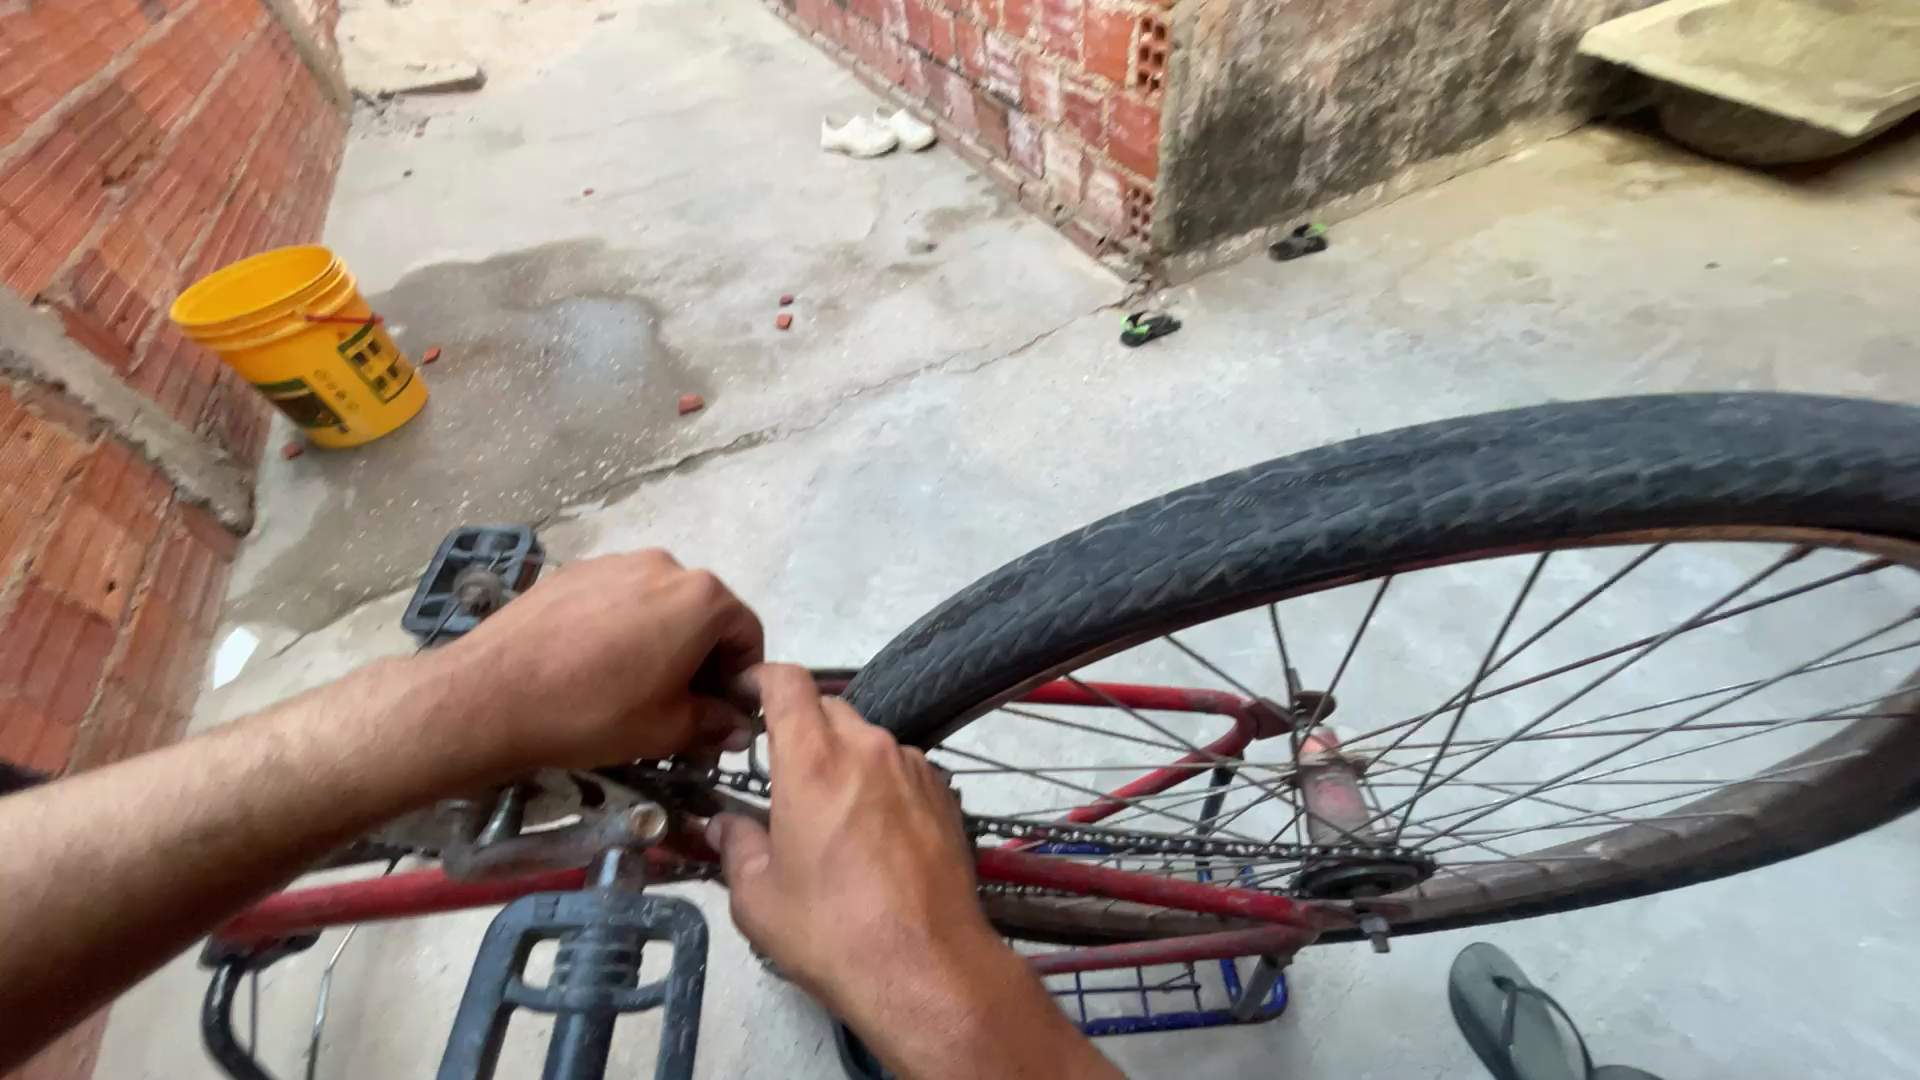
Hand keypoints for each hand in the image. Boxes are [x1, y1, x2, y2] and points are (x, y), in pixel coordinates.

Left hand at [433, 551, 762, 771]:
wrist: (486, 696)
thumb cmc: (595, 712)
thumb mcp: (668, 729)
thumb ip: (716, 723)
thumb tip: (740, 727)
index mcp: (704, 598)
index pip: (748, 632)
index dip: (743, 675)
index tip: (723, 709)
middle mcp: (668, 566)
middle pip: (706, 614)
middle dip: (704, 657)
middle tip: (681, 702)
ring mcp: (618, 562)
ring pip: (662, 604)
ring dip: (664, 639)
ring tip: (633, 682)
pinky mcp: (576, 570)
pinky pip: (620, 597)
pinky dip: (624, 626)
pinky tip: (594, 663)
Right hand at [706, 665, 1003, 1020]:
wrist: (928, 964)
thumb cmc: (833, 931)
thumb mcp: (760, 899)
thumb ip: (737, 847)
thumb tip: (724, 826)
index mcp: (814, 760)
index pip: (788, 683)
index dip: (764, 677)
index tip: (748, 691)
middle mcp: (867, 746)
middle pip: (828, 706)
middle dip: (801, 725)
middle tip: (786, 770)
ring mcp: (912, 764)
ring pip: (867, 737)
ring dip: (844, 756)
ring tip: (835, 810)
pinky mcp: (942, 788)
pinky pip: (901, 765)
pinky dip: (881, 779)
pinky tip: (879, 829)